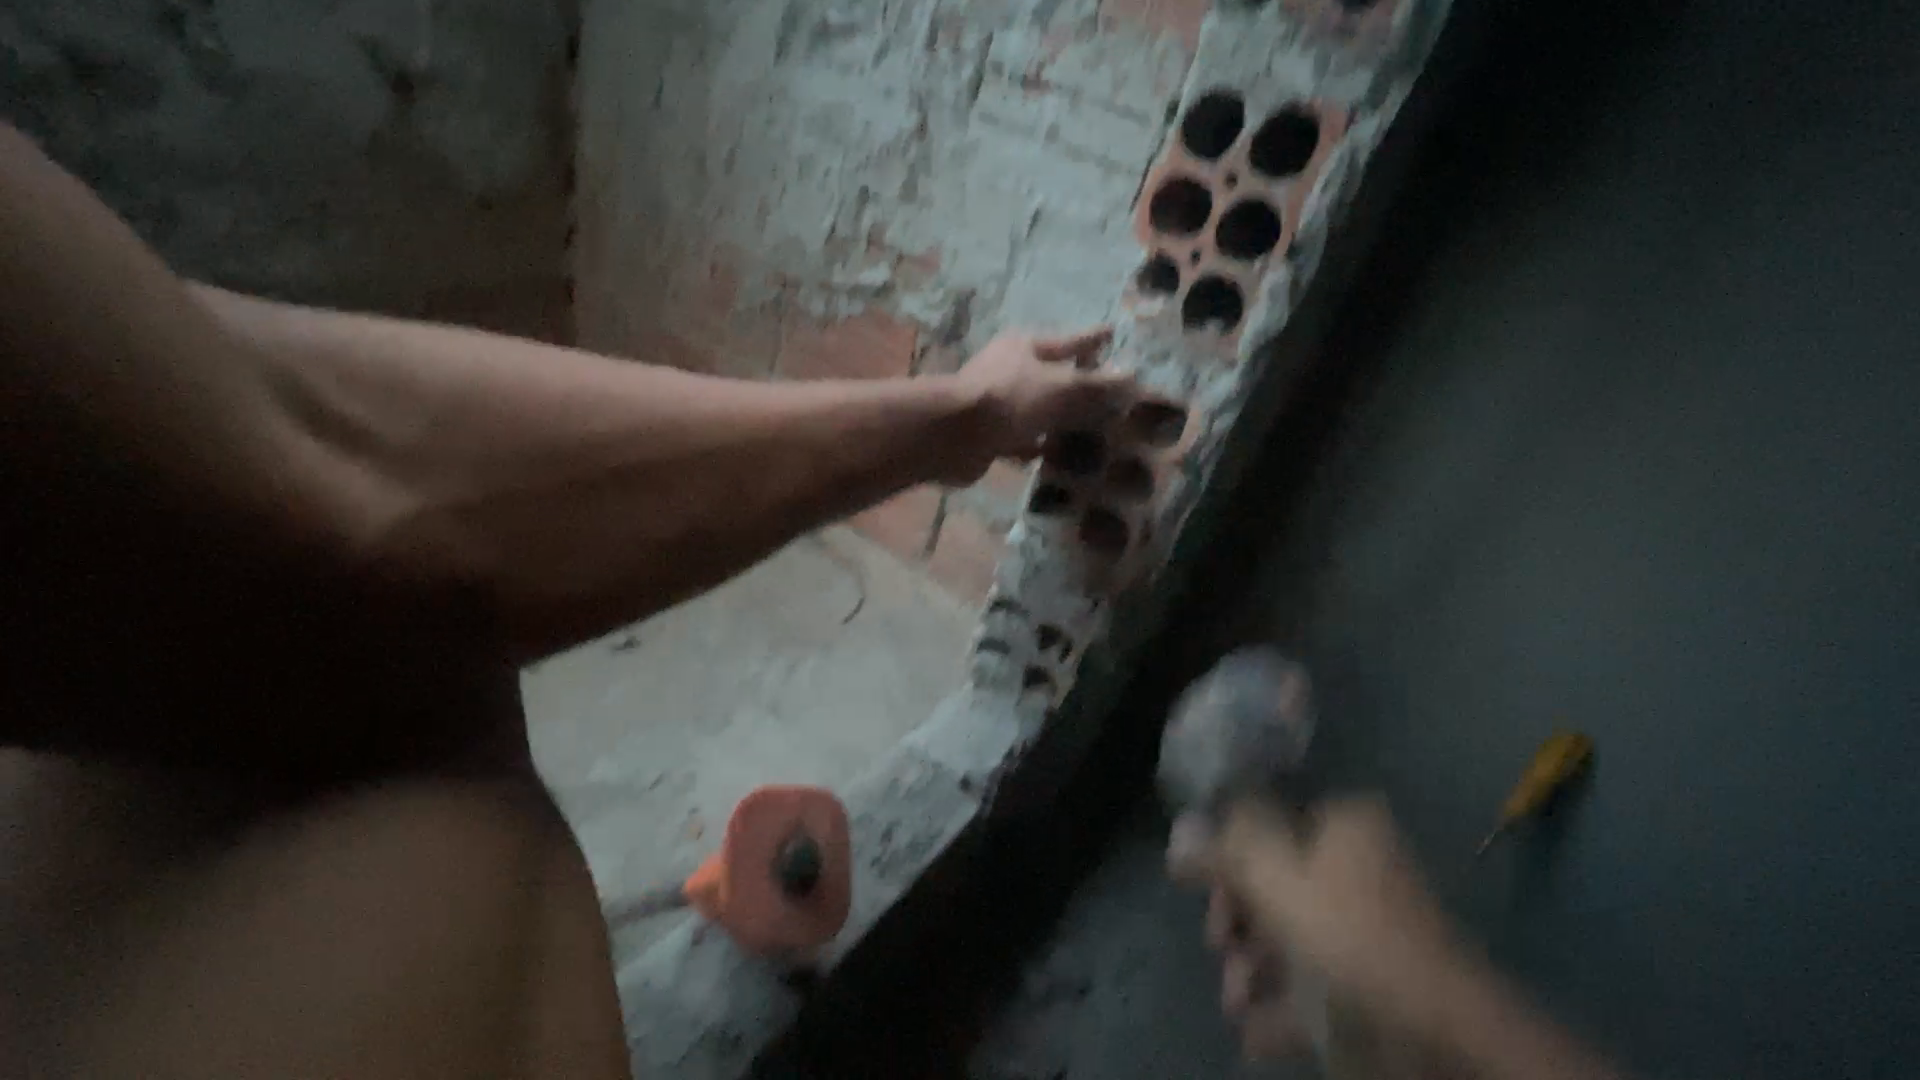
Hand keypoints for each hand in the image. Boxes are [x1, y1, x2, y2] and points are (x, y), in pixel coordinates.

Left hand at [939, 328, 1134, 483]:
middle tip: (1110, 393)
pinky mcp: (989, 436)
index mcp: (1025, 347)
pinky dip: (1039, 447)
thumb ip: (1096, 385)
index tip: (1113, 333)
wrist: (954, 435)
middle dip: (1079, 385)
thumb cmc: (1010, 399)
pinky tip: (1059, 457)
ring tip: (1093, 430)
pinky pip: (1023, 440)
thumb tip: (1132, 376)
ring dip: (1060, 419)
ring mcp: (997, 404)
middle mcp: (1010, 370)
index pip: (1069, 341)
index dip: (1093, 340)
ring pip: (1038, 410)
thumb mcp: (1060, 388)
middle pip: (1052, 376)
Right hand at [1170, 798, 1466, 1052]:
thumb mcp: (1273, 879)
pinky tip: (1255, 1033)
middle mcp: (1357, 868)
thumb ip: (1223, 848)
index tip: (1201, 889)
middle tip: (1218, 944)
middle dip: (1236, 922)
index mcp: (1344, 827)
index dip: (1227, 855)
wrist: (1438, 1037)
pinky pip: (1313, 985)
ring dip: (1250, 970)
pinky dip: (1280, 1008)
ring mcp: (1367, 930)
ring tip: (1237, 1000)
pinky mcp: (1372, 986)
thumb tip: (1180, 826)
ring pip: (1288, 937)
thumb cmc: (1349, 938)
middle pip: (1272, 882)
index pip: (1267, 822)